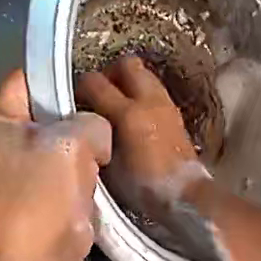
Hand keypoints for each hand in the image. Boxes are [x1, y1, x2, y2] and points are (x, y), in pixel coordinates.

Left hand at [0, 70, 110, 260]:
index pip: (31, 77)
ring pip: (64, 142)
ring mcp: (17, 169)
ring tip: (97, 164)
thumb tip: (97, 135)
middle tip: (100, 135)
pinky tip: (92, 185)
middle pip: (50, 111)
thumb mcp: (74, 141)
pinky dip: (83, 175)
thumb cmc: (45, 198)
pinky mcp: (36, 193)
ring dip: (85, 152)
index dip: (65, 80)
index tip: (96, 93)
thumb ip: (92, 120)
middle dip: (80, 121)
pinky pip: (68, 169)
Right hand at [76, 57, 210, 203]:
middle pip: (127, 64)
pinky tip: (135, 118)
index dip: (79, 87)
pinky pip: (156, 92)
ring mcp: (167, 106)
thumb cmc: (145, 188)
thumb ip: (95, 137)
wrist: (187, 196)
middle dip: (109, 73)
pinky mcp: (177, 116)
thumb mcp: (109, 166)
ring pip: (145, 75)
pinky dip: (143, 95)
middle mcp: (150, 102)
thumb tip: (86, 124)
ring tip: (116, 105)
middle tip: (99, 94)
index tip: (74, 101)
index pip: (94, 82)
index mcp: (128, 114)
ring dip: (129, 83)